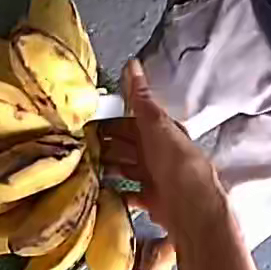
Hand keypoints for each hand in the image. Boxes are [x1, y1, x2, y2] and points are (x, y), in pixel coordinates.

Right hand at [99, 59, 230, 238]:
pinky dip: (117, 192)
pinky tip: (102, 190)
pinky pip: (129, 194)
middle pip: (128, 146)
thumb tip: (132, 65)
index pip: (132, 122)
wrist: (189, 204)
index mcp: (161, 132)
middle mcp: (159, 154)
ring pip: (127, 168)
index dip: (111, 120)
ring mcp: (155, 178)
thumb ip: (140, 98)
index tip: (87, 122)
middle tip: (80, 144)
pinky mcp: (151, 200)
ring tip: (85, 165)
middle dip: (107, 144)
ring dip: (109, 167)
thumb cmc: (175, 161)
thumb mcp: (155, 123)